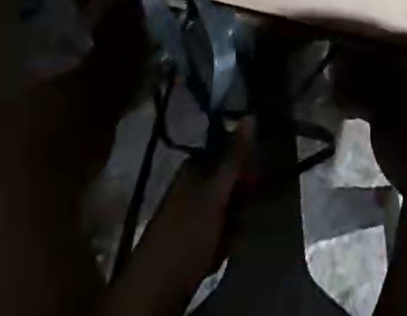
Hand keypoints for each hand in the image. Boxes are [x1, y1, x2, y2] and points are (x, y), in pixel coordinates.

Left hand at [101, 123, 252, 315]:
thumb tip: (250, 114)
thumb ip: (234, 157)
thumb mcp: (214, 193)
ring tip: (224, 244)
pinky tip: (215, 257)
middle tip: (238, 220)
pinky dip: (221, 245)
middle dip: (239, 205)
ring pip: (227, 213)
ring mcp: (189, 215)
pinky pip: (218, 234)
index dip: (243, 171)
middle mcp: (190, 187)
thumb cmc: (186, 234)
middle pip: (230, 186)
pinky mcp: (191, 241)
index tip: (252, 186)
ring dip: (232, 228)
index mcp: (192, 169)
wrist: (154, 291)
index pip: (228, 156)